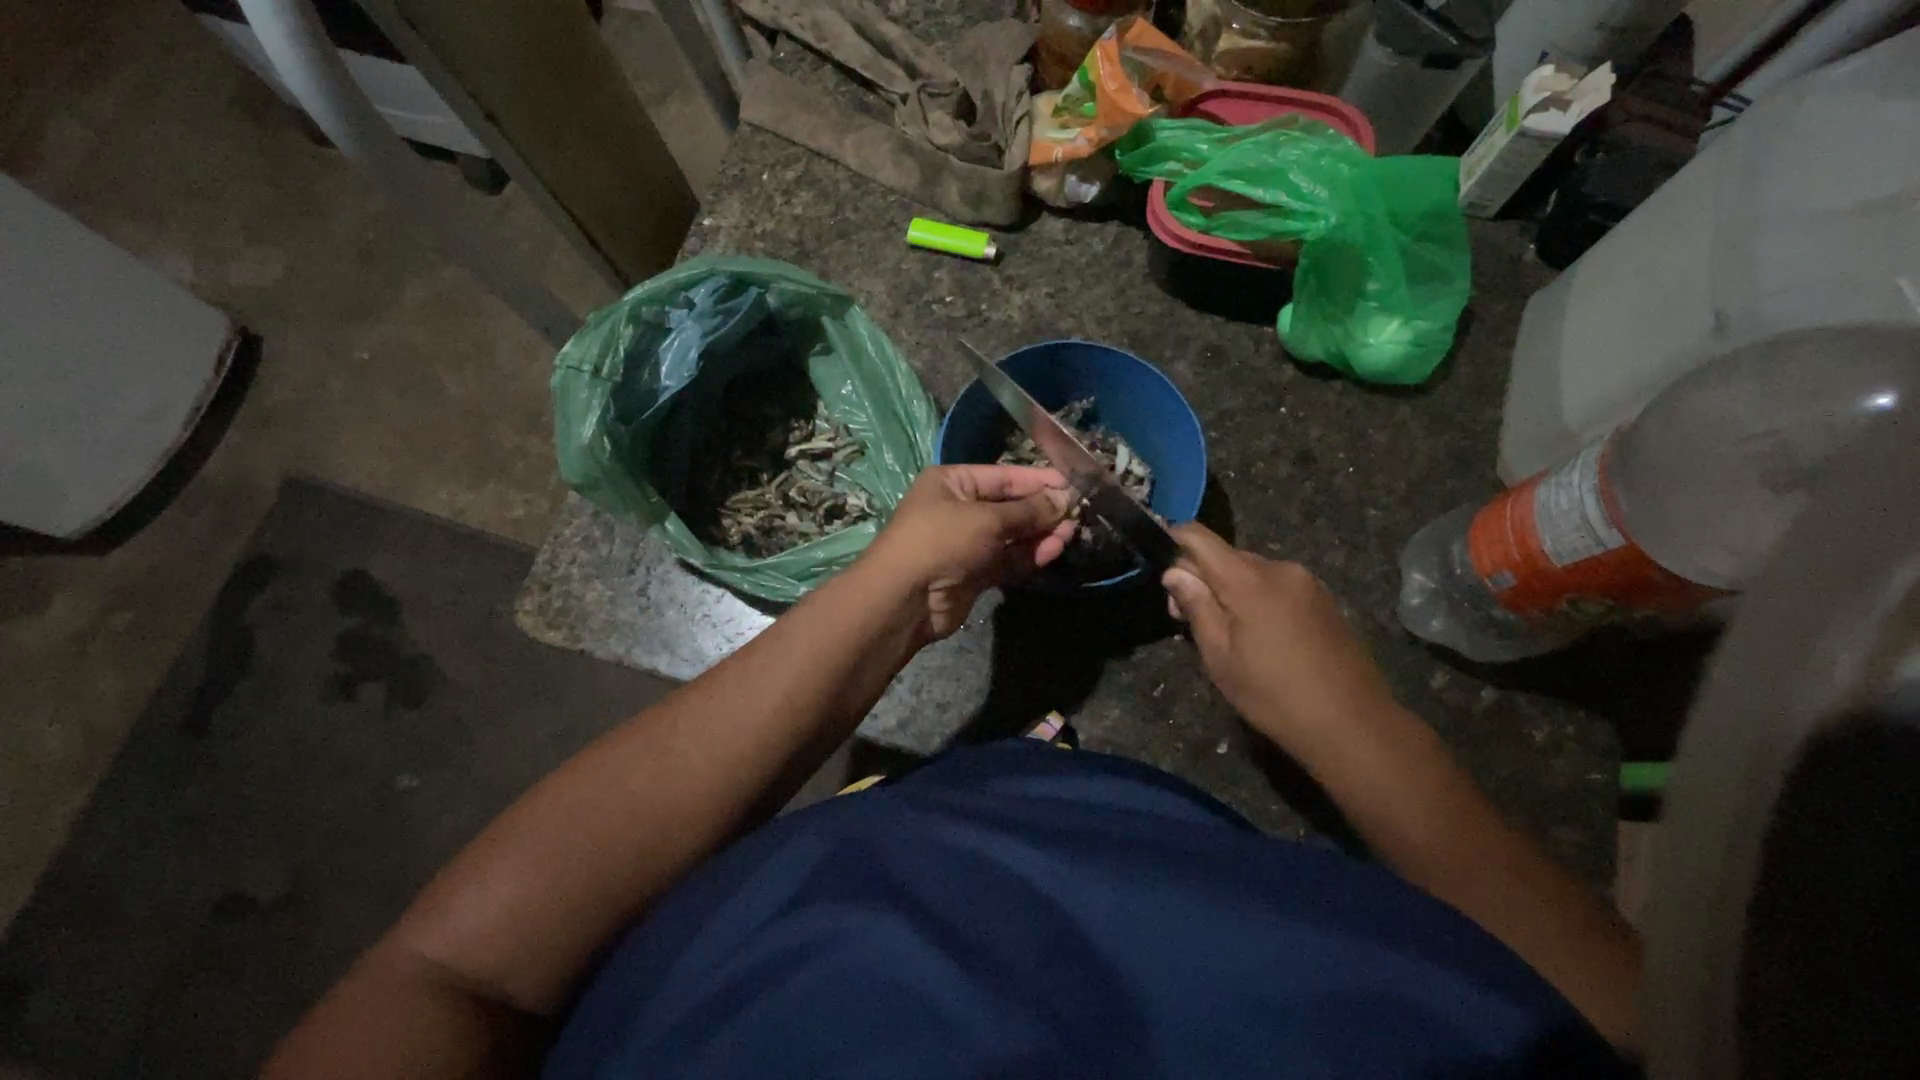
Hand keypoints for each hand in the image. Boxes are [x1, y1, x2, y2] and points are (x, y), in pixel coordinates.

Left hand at [863, 465, 1076, 639]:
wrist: (904, 600)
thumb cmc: (940, 542)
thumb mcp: (986, 520)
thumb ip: (1028, 511)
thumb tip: (1064, 498)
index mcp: (952, 483)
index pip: (1003, 477)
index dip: (1038, 481)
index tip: (1073, 486)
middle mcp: (959, 509)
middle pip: (1010, 506)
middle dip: (1043, 510)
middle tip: (1078, 514)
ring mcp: (967, 543)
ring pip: (1012, 535)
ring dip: (1040, 534)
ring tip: (1070, 533)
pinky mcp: (974, 573)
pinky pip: (1008, 559)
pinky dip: (1029, 555)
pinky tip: (1053, 550)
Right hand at [1161, 523, 1397, 751]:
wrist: (1352, 723)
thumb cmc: (1273, 695)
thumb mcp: (1220, 658)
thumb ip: (1197, 607)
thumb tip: (1174, 573)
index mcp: (1249, 580)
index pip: (1200, 538)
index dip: (1174, 540)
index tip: (1159, 564)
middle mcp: (1280, 569)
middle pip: (1227, 557)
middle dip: (1201, 578)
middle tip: (1186, 619)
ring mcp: (1307, 583)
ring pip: (1253, 573)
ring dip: (1230, 590)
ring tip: (1225, 633)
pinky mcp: (1324, 600)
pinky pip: (1277, 586)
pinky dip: (1257, 599)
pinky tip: (1260, 638)